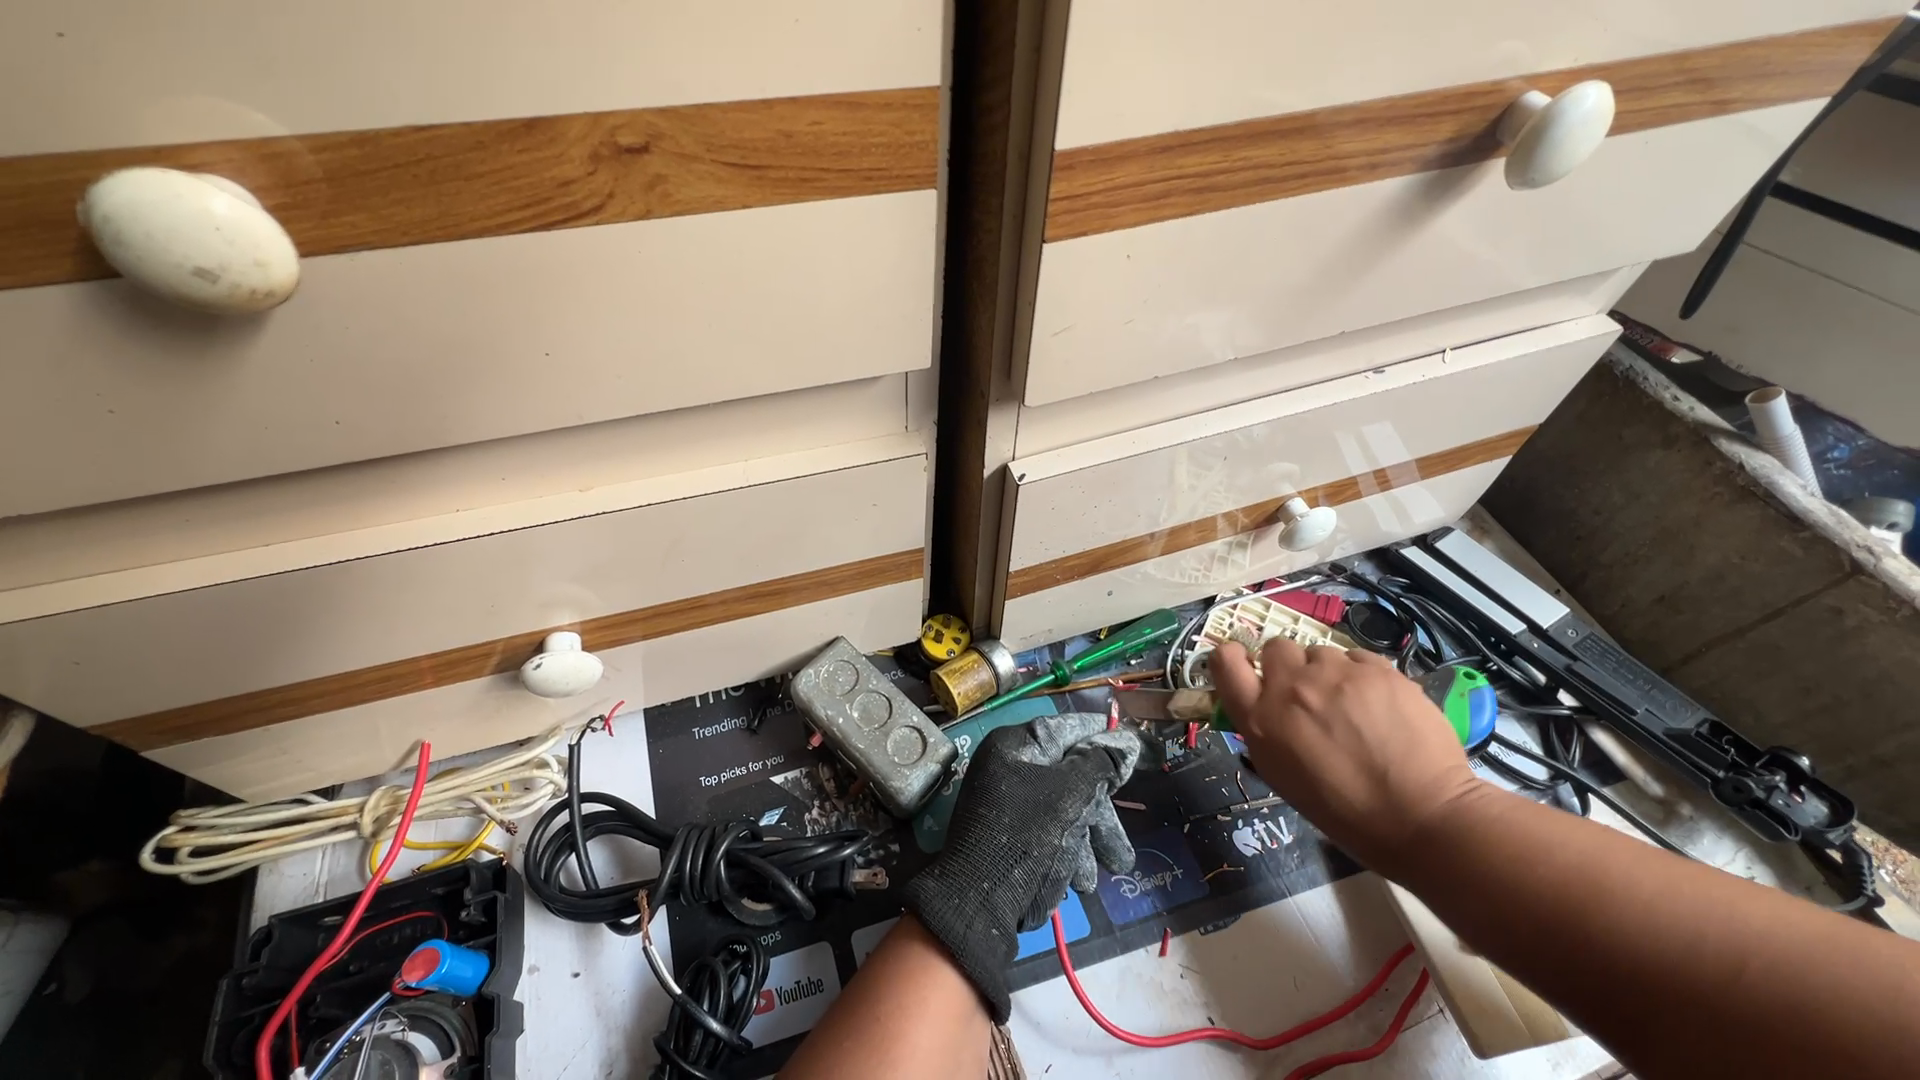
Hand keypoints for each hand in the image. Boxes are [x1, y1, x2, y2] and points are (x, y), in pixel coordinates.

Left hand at [902, 713, 1139, 1022]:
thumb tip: (1123, 743)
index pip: (1064, 729)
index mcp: (1013, 746)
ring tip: (1118, 864)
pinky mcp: (1009, 835)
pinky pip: (1048, 832)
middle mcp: (1008, 769)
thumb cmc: (1027, 833)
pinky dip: (1069, 850)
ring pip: (1063, 809)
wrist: (979, 899)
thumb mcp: (1070, 792)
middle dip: (1103, 806)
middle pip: (1068, 776)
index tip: (1128, 740)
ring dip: (1092, 836)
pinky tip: (1084, 880)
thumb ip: (1099, 764)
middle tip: (1130, 805)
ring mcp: (1007, 803)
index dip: (1099, 734)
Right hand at [1210, 640, 1479, 876]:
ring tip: (1352, 704)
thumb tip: (1268, 707)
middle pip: (1275, 647)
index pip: (1225, 661)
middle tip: (1308, 693)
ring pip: (1321, 652)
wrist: (1421, 815)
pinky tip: (1379, 704)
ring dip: (1328, 672)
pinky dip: (1362, 675)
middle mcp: (1291, 687)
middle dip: (1287, 665)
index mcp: (1260, 720)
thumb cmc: (1344, 811)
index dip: (1233, 658)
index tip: (1246, 667)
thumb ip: (1265, 730)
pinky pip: (1358, 658)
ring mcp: (1337, 674)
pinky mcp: (1378, 669)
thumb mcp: (1281, 774)